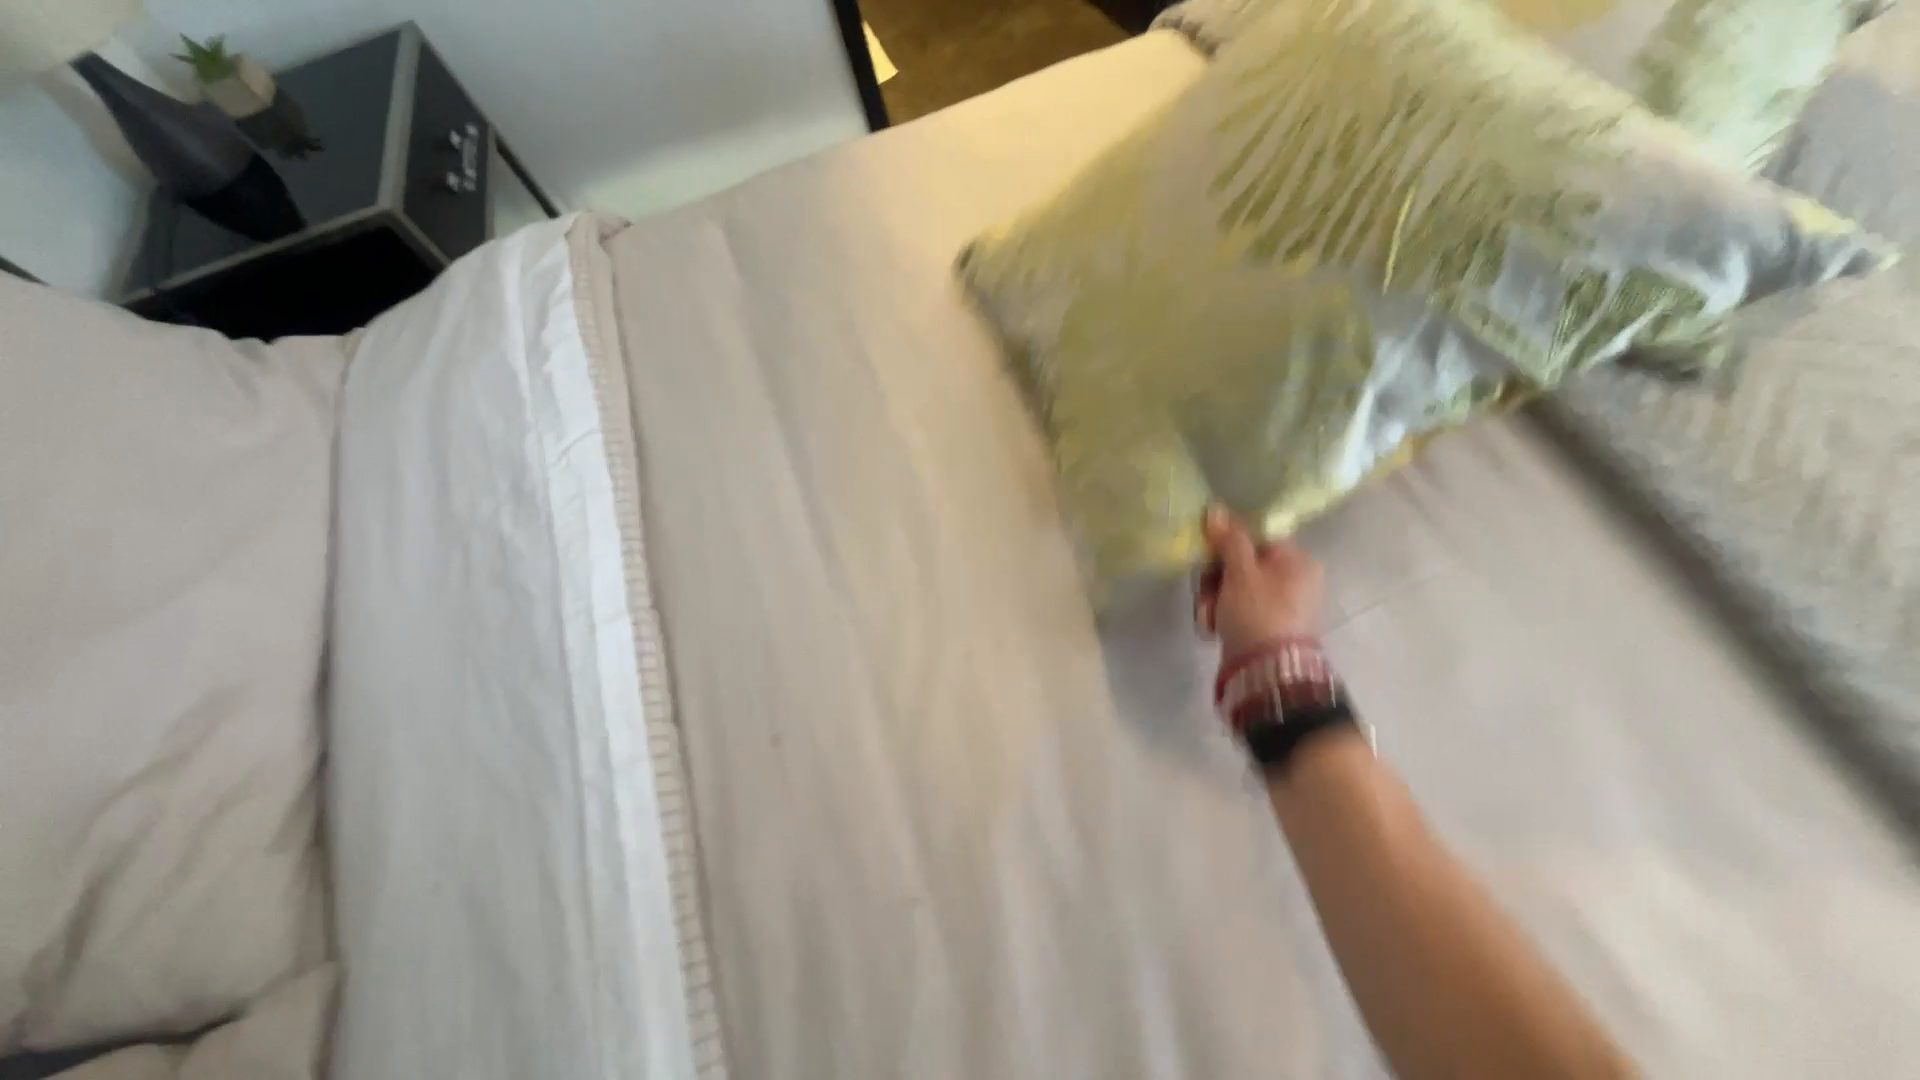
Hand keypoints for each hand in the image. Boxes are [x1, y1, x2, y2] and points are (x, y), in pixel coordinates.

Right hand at [1197, 505, 1324, 658]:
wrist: (1267, 671)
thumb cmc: (1258, 612)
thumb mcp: (1241, 571)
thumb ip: (1229, 539)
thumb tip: (1216, 508)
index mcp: (1299, 561)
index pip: (1257, 537)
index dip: (1228, 543)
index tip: (1207, 554)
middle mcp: (1296, 580)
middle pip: (1243, 563)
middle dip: (1216, 578)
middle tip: (1205, 591)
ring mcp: (1282, 606)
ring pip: (1235, 588)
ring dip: (1214, 599)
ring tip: (1209, 616)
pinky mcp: (1267, 628)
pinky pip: (1239, 610)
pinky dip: (1223, 616)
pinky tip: (1214, 628)